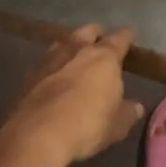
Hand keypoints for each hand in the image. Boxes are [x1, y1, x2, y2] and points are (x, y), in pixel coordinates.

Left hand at [0, 24, 143, 166]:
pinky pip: (46, 63)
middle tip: (100, 42)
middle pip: (88, 31)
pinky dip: (53, 66)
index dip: (127, 36)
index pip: (120, 38)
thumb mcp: (115, 126)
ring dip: (71, 47)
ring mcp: (50, 60)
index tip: (130, 35)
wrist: (36, 135)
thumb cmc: (86, 125)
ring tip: (75, 56)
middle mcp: (77, 50)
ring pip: (64, 43)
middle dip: (96, 34)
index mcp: (104, 57)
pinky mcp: (29, 76)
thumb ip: (127, 113)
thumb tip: (136, 107)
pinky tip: (54, 78)